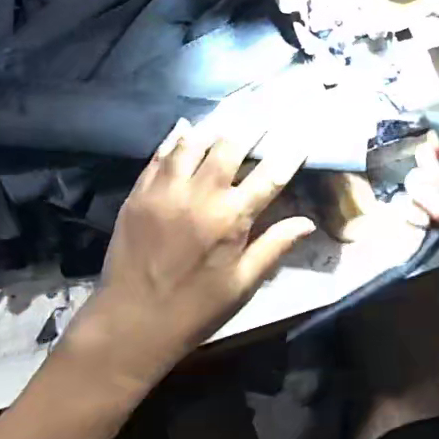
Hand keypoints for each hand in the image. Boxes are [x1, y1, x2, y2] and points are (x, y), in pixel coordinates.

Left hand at [64, 119, 314, 395]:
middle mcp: (201, 195)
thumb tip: (307, 222)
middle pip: (230, 146)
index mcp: (232, 219)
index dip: (288, 155)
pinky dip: (176, 139)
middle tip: (262, 116)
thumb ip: (274, 247)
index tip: (300, 139)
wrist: (132, 322)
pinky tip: (185, 128)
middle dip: (251, 127)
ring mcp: (166, 190)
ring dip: (214, 127)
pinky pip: (160, 155)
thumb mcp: (243, 284)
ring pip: (193, 142)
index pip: (269, 176)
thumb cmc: (196, 309)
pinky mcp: (140, 192)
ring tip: (227, 117)